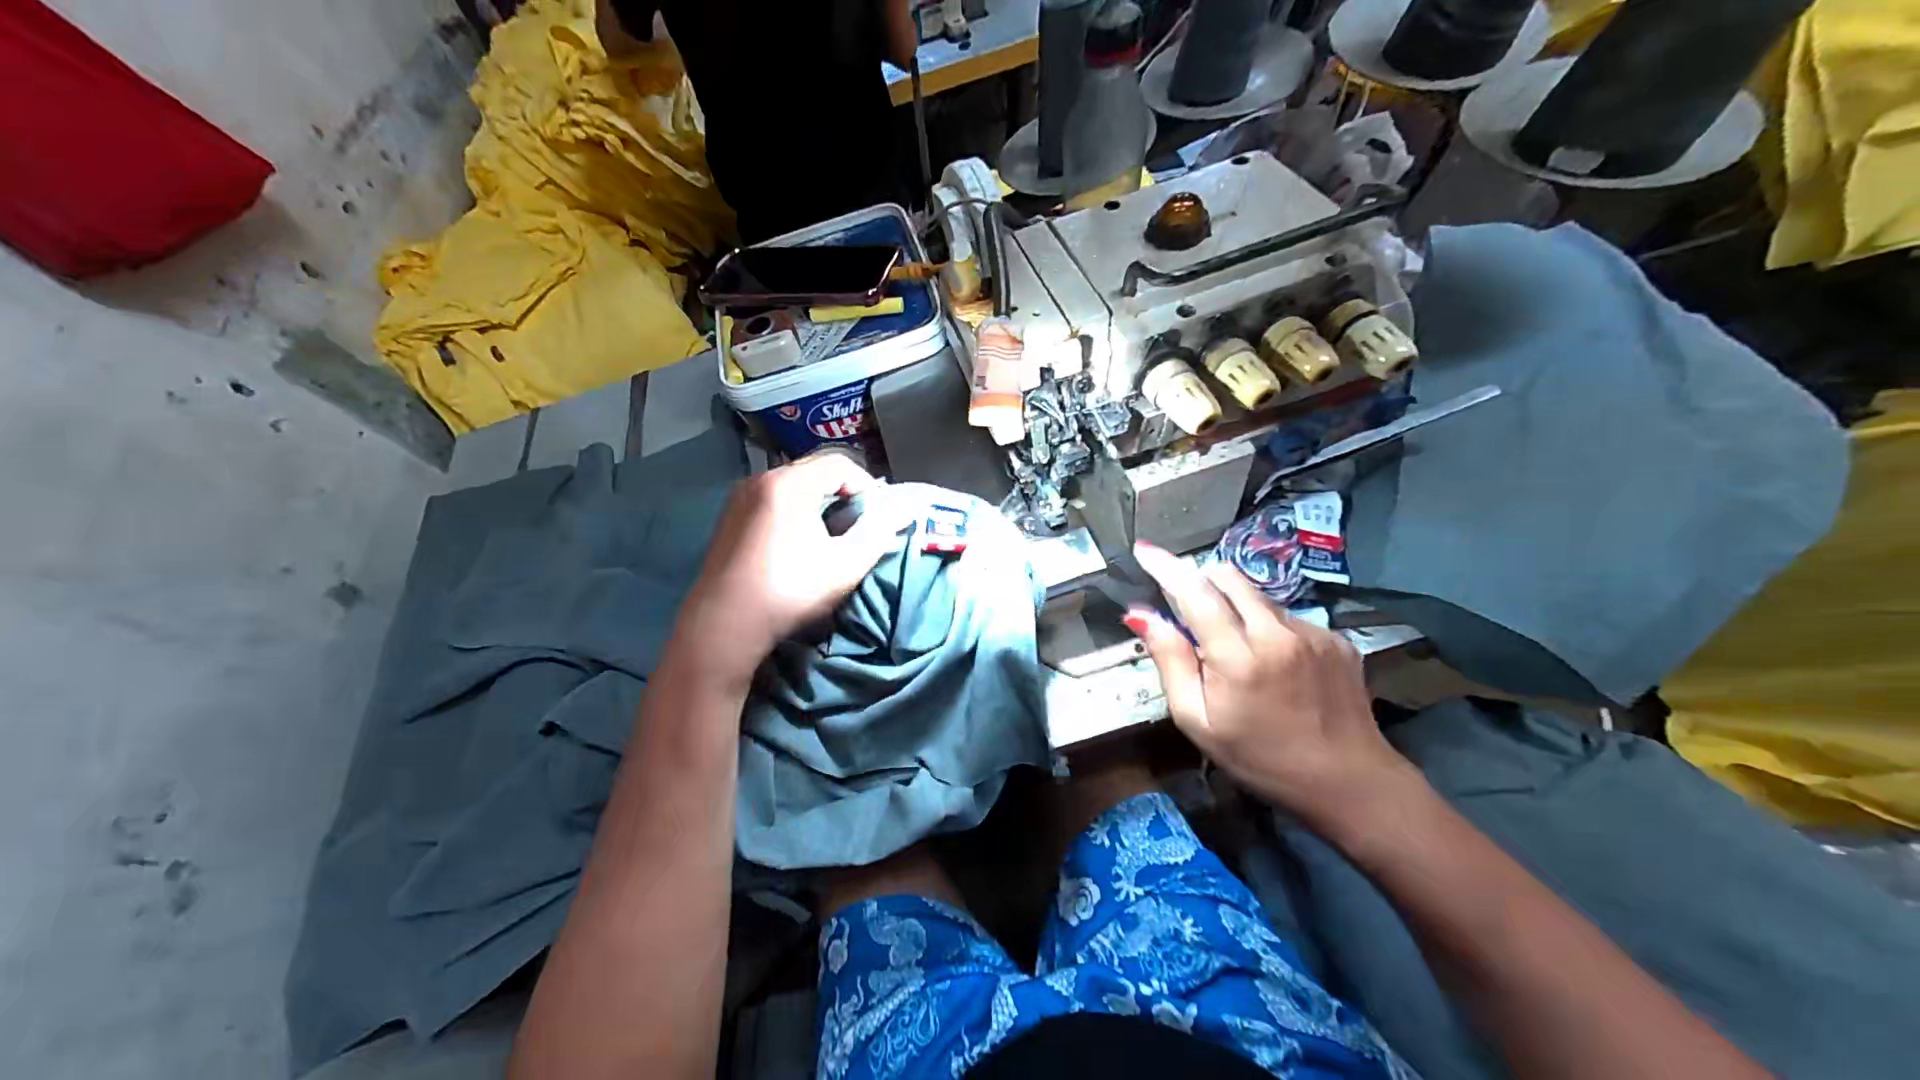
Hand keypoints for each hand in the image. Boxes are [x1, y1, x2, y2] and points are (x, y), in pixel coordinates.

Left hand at [674, 454, 899, 683]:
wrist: (724, 624)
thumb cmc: (789, 591)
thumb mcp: (846, 566)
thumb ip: (877, 534)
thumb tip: (897, 515)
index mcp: (790, 483)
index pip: (841, 464)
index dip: (867, 486)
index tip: (878, 516)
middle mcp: (761, 479)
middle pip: (815, 471)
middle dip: (843, 493)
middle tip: (858, 526)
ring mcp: (740, 498)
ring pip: (792, 486)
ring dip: (818, 503)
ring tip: (830, 536)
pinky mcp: (728, 518)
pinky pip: (772, 500)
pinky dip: (793, 511)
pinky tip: (798, 545)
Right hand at [1126, 543, 1420, 824]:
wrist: (1348, 782)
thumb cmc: (1259, 759)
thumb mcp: (1198, 721)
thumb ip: (1170, 661)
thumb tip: (1141, 615)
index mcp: (1238, 657)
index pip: (1194, 593)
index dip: (1166, 567)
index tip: (1144, 550)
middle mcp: (1277, 633)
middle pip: (1229, 578)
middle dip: (1201, 581)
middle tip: (1188, 609)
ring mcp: (1313, 632)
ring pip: (1259, 596)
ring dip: (1235, 607)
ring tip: (1236, 650)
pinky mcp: (1336, 639)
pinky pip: (1288, 616)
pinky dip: (1268, 628)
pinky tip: (1274, 665)